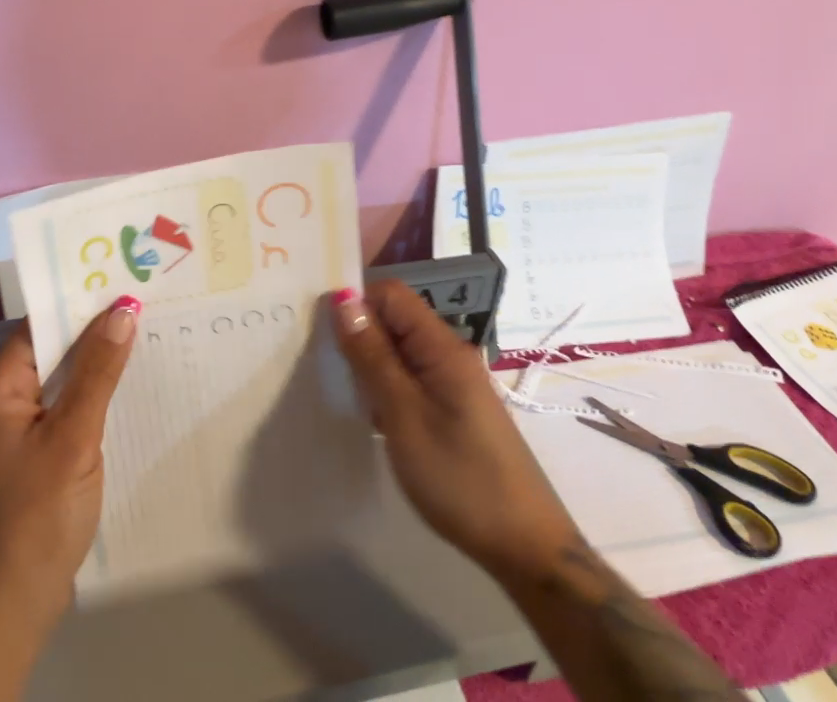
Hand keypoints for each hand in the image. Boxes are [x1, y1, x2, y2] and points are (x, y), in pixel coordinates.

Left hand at [0, 296, 138, 640]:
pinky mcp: (29, 455)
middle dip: (95, 332)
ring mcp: (12, 431)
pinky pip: (61, 411)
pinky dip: (90, 398)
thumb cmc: (38, 514)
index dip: (81, 305)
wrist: (12, 601)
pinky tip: (126, 391)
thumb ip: (98, 373)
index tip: (126, 283)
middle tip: (147, 305)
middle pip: (48, 352)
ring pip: (59, 382)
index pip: (39, 328)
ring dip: (96, 366)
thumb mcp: (73, 438)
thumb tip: (123, 310)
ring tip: (147, 337)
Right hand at [331, 281, 581, 576]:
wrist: (521, 543)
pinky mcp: (452, 412)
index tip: (316, 327)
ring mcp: (453, 386)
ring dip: (367, 365)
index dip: (354, 301)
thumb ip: (373, 357)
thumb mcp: (404, 415)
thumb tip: (343, 299)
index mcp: (442, 347)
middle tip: (316, 362)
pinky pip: (410, 383)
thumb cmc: (459, 477)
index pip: (392, 294)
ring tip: (335, 390)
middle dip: (356, 333)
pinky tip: (366, 417)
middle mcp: (449, 356)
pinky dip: (384, 391)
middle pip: (394, 321)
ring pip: (399, 354)